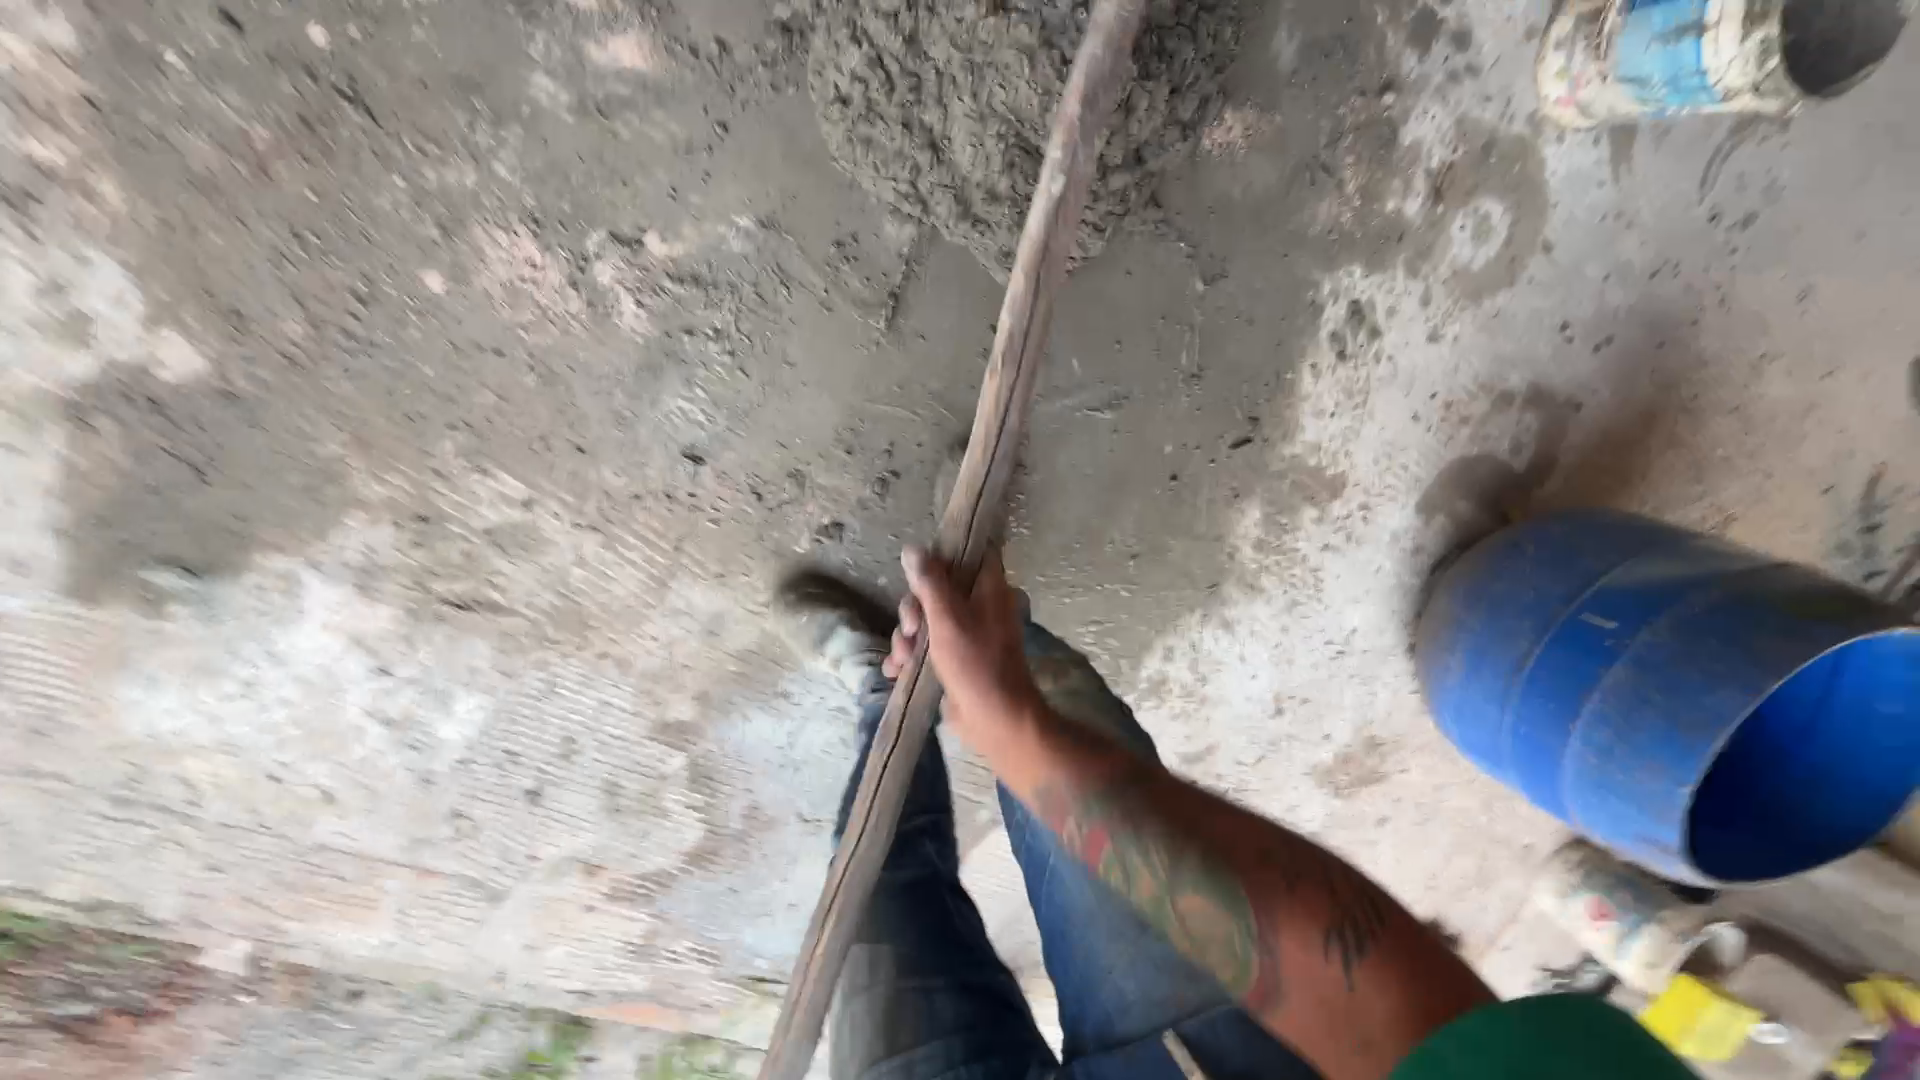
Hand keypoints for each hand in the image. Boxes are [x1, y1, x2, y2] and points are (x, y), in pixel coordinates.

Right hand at [884, 546, 1044, 747]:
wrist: (993, 719)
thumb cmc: (976, 662)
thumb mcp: (948, 618)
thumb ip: (929, 582)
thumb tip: (912, 549)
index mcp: (988, 588)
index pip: (972, 553)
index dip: (945, 554)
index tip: (920, 568)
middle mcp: (979, 605)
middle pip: (937, 588)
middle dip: (914, 609)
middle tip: (911, 629)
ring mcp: (967, 633)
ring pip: (926, 619)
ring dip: (907, 637)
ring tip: (902, 659)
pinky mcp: (954, 658)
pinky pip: (925, 646)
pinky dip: (910, 655)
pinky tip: (897, 670)